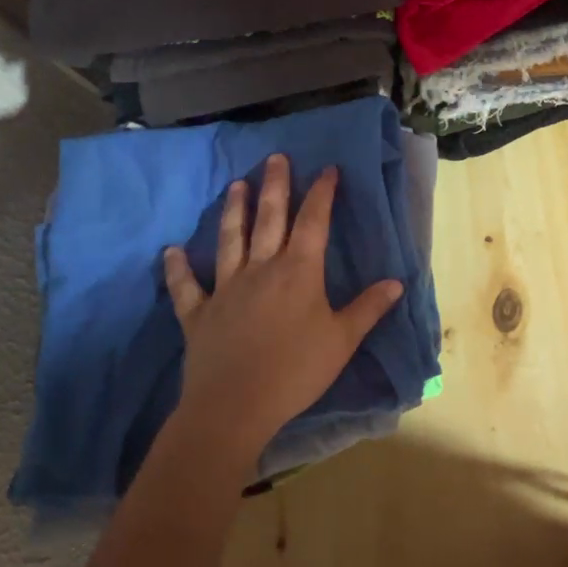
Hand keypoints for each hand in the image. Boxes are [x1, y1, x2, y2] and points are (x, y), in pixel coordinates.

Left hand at [161, 156, 404, 462]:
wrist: (232, 408)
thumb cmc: (295, 371)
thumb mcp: (343, 340)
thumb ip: (368, 308)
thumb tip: (397, 281)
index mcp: (299, 271)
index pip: (313, 222)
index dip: (322, 193)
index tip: (328, 169)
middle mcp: (261, 269)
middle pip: (269, 219)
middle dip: (276, 186)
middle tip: (276, 158)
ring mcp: (226, 290)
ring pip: (230, 241)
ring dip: (234, 211)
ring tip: (236, 185)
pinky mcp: (198, 315)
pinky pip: (186, 287)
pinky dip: (177, 269)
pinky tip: (170, 251)